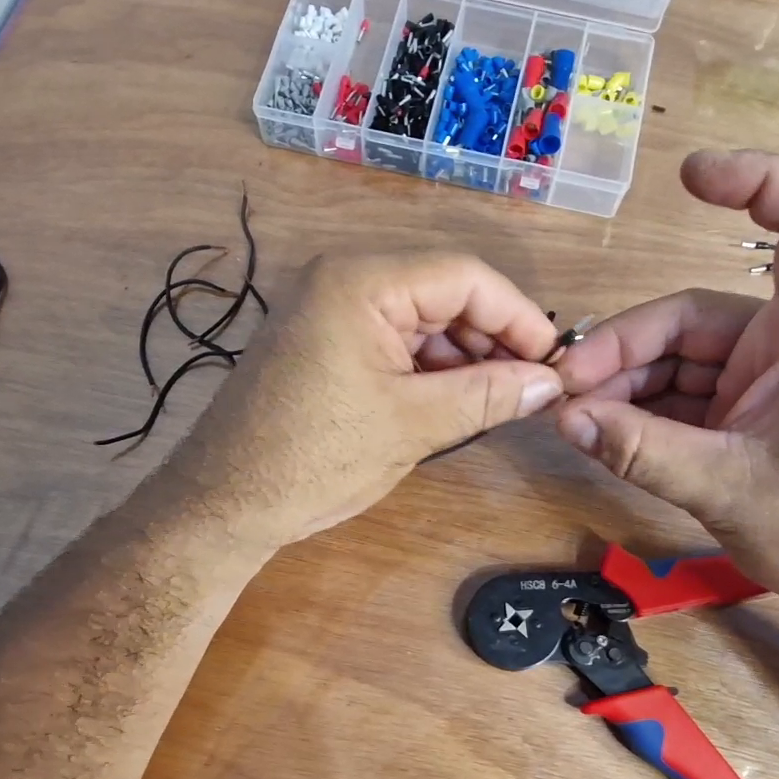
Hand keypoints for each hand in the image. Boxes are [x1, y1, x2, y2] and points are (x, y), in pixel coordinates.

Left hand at [164, 252, 563, 547]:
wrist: (225, 502)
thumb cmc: (314, 458)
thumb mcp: (412, 426)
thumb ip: (487, 395)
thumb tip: (550, 383)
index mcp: (360, 281)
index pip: (464, 276)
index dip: (517, 316)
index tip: (553, 361)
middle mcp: (341, 279)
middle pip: (442, 293)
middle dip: (490, 339)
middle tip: (527, 388)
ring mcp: (326, 309)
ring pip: (419, 319)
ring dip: (461, 357)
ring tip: (494, 402)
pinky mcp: (321, 341)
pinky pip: (390, 340)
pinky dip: (425, 369)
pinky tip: (452, 402)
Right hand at [552, 150, 778, 621]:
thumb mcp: (724, 488)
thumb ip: (640, 450)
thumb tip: (564, 419)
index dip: (758, 181)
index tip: (689, 177)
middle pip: (693, 314)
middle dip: (623, 348)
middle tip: (567, 391)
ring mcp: (765, 379)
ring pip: (678, 358)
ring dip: (624, 385)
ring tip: (575, 419)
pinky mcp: (748, 412)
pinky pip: (683, 395)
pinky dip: (643, 411)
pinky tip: (603, 433)